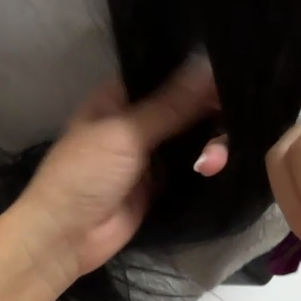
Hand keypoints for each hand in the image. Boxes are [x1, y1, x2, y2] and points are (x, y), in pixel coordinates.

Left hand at [12, 60, 218, 280]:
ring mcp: (150, 153)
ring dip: (213, 142)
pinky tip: (220, 165)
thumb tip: (207, 63)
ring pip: (195, 137)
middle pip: (187, 105)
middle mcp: (137, 120)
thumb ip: (170, 105)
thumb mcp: (125, 133)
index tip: (232, 73)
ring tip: (215, 159)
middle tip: (234, 119)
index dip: (198, 73)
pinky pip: (193, 166)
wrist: (66, 237)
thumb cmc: (83, 176)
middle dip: (212, 111)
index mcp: (118, 98)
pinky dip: (209, 164)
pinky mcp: (161, 183)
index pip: (166, 73)